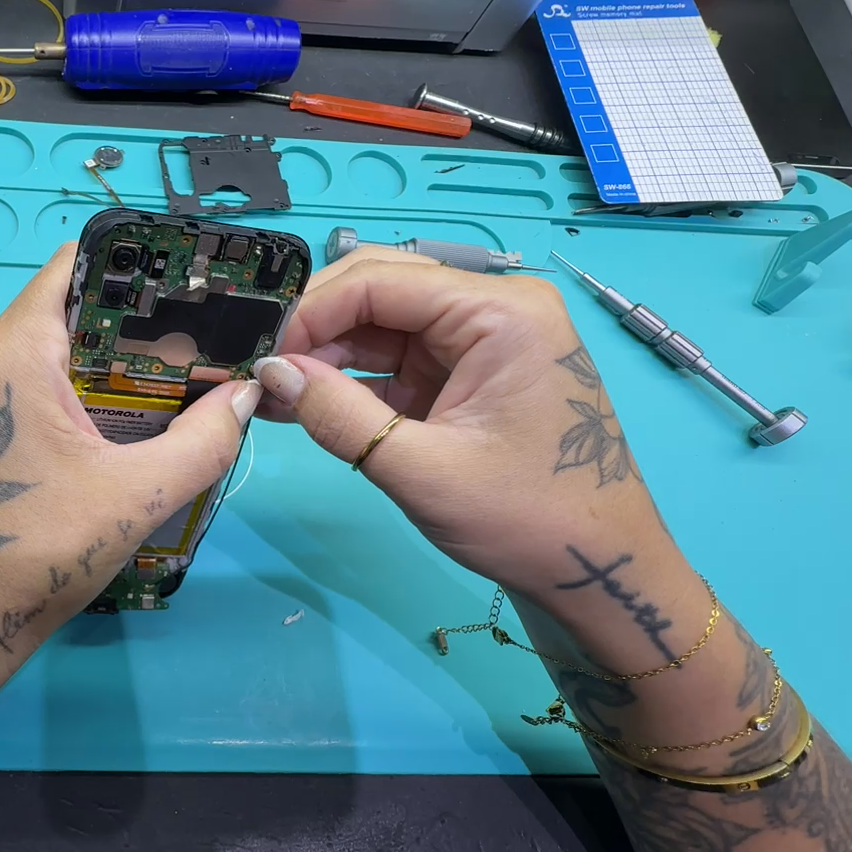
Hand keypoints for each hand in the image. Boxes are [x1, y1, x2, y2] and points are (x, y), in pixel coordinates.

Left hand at [0, 243, 260, 672]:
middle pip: (65, 306)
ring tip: (169, 377)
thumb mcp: (138, 495)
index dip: (135, 268)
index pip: (74, 267)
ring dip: (105, 356)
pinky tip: (121, 413)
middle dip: (130, 319)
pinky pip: (28, 377)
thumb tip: (249, 392)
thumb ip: (205, 439)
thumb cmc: (43, 550)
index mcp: (11, 352)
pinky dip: (74, 383)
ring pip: (47, 343)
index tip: (188, 290)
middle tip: (193, 343)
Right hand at [252, 246, 676, 598]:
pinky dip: (343, 382)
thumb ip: (337, 415)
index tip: (259, 355)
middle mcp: (487, 310)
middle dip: (313, 329)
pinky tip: (298, 404)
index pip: (381, 281)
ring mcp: (472, 342)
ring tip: (267, 392)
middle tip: (260, 371)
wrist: (592, 570)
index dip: (311, 312)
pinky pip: (386, 362)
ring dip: (320, 358)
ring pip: (373, 326)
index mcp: (498, 312)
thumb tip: (267, 374)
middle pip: (377, 291)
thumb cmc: (523, 518)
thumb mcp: (419, 469)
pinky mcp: (457, 375)